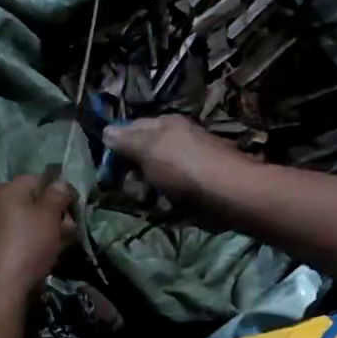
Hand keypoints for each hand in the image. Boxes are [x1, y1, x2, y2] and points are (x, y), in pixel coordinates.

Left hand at [0, 174, 74, 298]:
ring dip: (51, 229)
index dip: (60, 190)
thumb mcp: (50, 214)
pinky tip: (50, 253)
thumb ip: (58, 195)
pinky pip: (25, 236)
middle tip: (70, 228)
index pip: (39, 179)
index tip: (74, 207)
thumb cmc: (29, 243)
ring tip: (63, 243)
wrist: (3, 285)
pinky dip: (39, 241)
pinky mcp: (0, 245)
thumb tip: (61, 183)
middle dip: (57, 213)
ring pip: (33, 220)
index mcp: (7, 190)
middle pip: (36, 201)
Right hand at [102, 116, 255, 203]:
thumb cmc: (184, 167)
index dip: (117, 150)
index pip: (130, 130)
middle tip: (139, 191)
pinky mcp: (196, 191)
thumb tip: (106, 131)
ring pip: (154, 183)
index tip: (111, 171)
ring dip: (150, 196)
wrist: (230, 195)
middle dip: (134, 179)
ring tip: (157, 204)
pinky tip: (172, 212)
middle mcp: (176, 142)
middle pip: (141, 160)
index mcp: (165, 125)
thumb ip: (124, 140)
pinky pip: (171, 198)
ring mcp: (188, 168)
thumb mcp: (148, 148)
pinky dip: (168, 206)